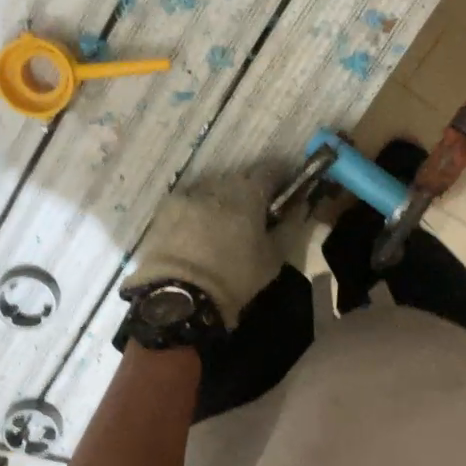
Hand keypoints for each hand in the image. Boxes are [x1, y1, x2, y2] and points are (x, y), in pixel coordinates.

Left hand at [123, 175, 280, 328]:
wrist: (180, 295)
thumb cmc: (236, 277)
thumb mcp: (274, 257)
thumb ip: (290, 226)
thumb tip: (301, 206)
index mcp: (249, 192)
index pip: (270, 170)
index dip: (279, 179)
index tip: (283, 194)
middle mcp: (218, 184)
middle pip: (239, 179)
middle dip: (248, 192)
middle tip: (252, 217)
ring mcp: (189, 194)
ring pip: (212, 190)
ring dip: (220, 201)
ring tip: (221, 227)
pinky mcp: (165, 209)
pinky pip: (188, 202)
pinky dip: (195, 211)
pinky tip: (195, 232)